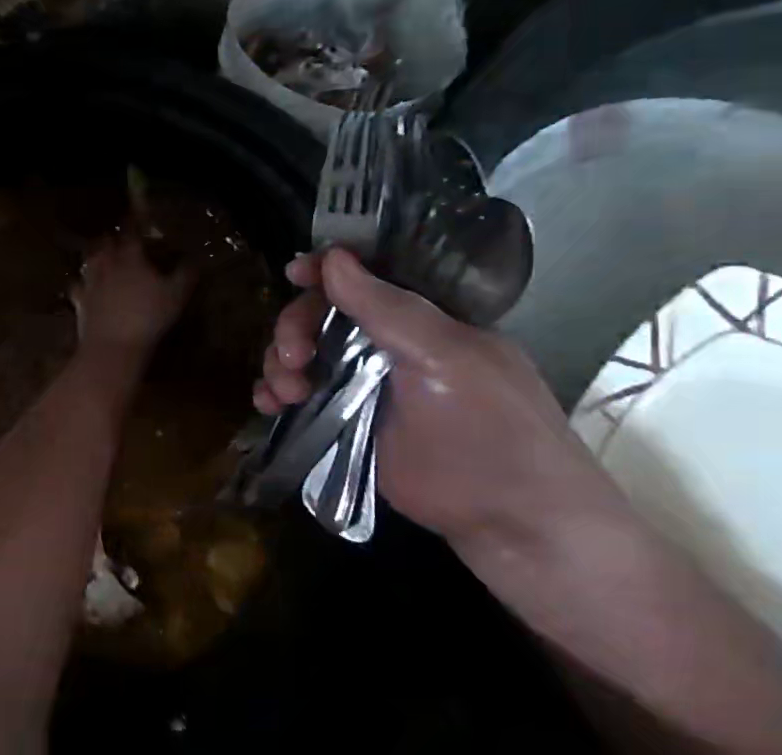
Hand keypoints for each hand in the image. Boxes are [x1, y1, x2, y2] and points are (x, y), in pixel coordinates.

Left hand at [72, 234, 194, 359]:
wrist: (113, 344)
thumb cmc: (149, 317)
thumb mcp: (176, 296)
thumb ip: (185, 275)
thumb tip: (193, 260)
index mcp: (130, 258)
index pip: (130, 235)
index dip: (133, 225)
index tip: (135, 219)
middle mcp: (106, 265)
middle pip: (104, 244)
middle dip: (110, 238)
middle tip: (116, 237)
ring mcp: (89, 282)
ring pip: (88, 260)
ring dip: (94, 255)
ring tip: (99, 255)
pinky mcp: (78, 300)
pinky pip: (76, 285)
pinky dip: (80, 282)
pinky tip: (82, 285)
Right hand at [256, 249, 624, 545]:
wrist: (511, 526)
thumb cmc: (492, 432)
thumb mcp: (444, 359)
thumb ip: (386, 307)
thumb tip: (333, 256)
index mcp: (424, 322)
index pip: (366, 278)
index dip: (327, 271)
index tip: (294, 275)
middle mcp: (389, 346)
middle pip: (321, 316)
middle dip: (294, 329)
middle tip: (291, 357)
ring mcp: (365, 385)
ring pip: (301, 354)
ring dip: (279, 365)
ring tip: (284, 393)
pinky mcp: (345, 421)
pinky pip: (297, 395)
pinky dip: (275, 394)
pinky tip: (269, 406)